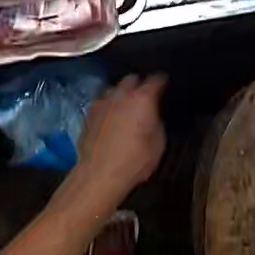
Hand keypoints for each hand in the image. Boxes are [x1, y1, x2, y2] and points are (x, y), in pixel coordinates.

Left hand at [63, 74, 167, 213]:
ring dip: (122, 93)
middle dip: (140, 84)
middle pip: (132, 79)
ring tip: (126, 105)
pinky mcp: (88, 114)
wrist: (100, 175)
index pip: (156, 79)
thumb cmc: (135, 160)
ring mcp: (102, 103)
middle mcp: (121, 95)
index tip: (166, 85)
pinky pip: (102, 102)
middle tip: (146, 96)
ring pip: (114, 88)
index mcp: (143, 99)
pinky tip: (111, 117)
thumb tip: (153, 117)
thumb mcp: (159, 143)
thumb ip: (157, 122)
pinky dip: (109, 105)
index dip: (163, 81)